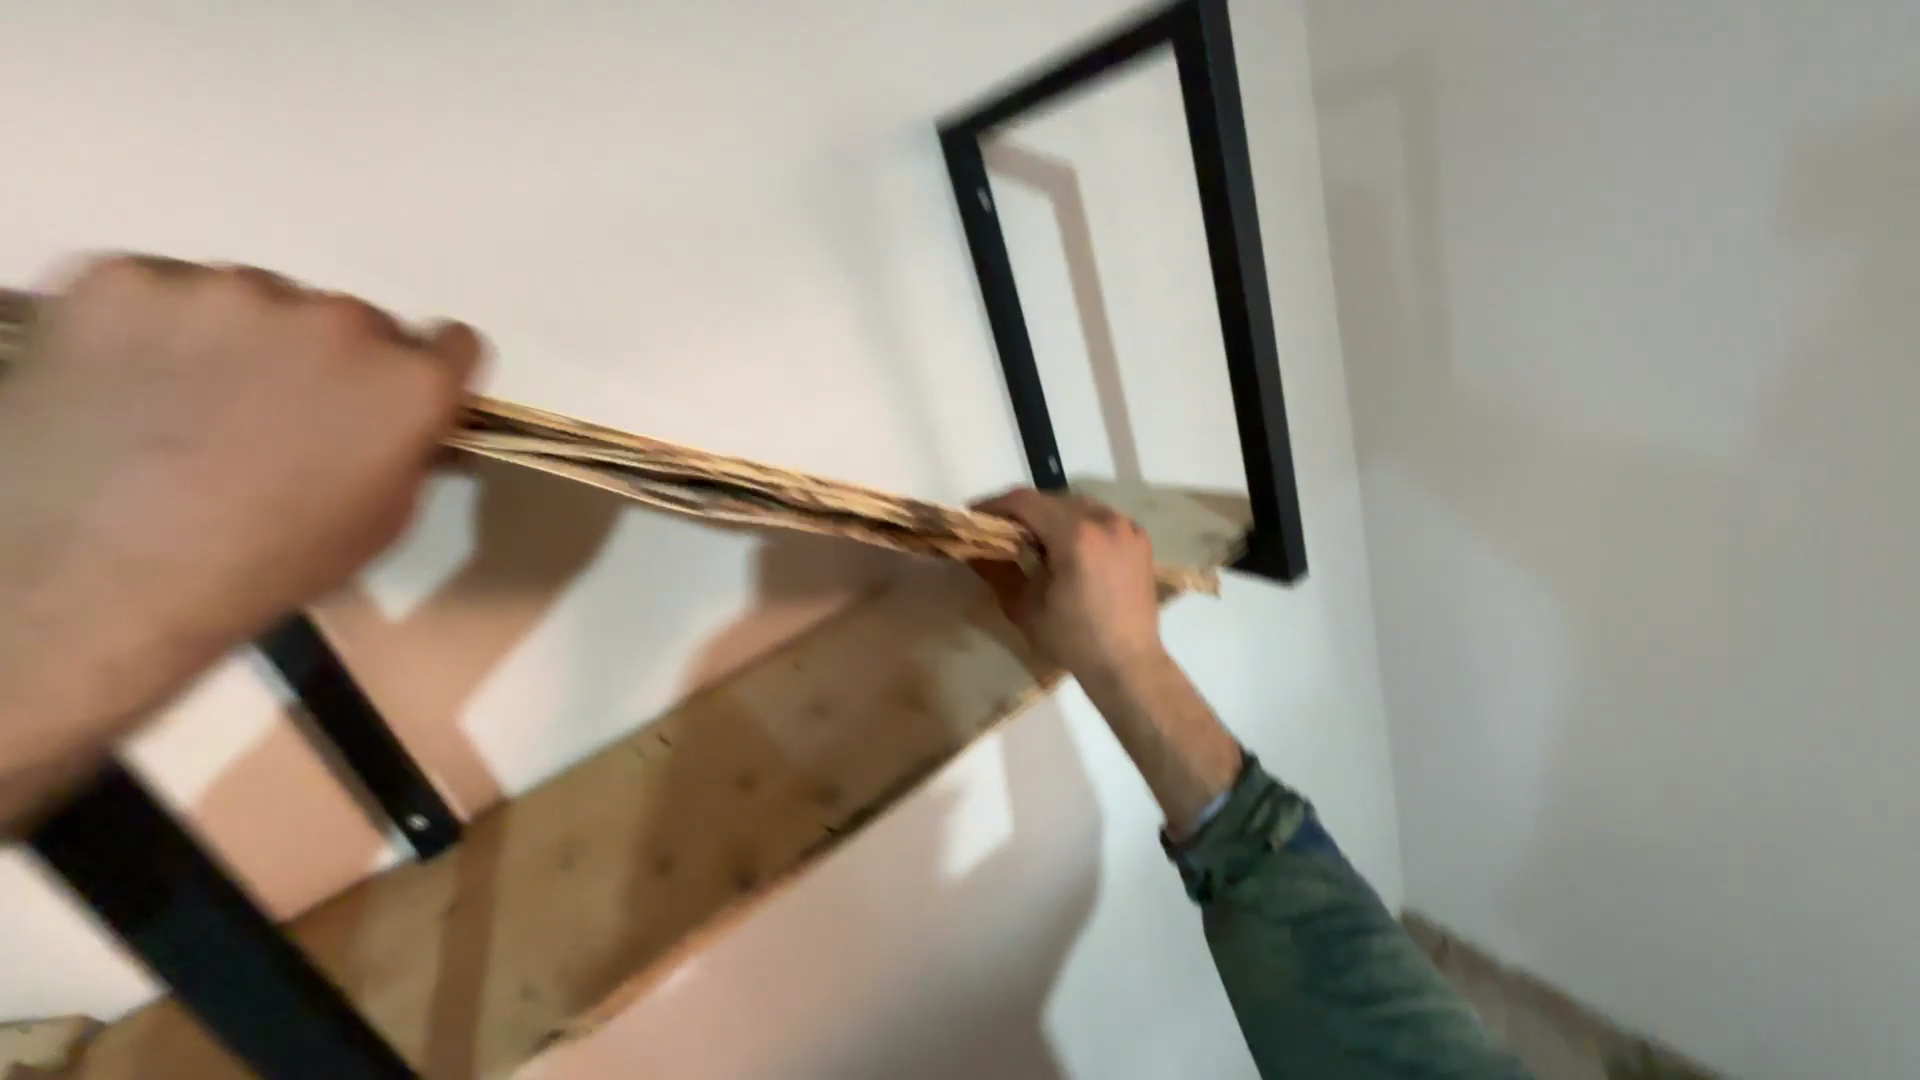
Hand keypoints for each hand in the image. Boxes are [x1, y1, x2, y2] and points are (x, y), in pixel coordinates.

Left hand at [0, 256, 478, 805]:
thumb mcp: (386, 518)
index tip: (399, 393)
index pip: (454, 341)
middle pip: (357, 320)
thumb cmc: (271, 560)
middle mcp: (339, 322)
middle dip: (335, 360)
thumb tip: (409, 421)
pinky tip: (136, 383)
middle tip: (286, 412)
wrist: (97, 571)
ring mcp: (229, 292)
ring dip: (250, 339)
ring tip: (199, 401)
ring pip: (260, 300)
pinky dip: (160, 328)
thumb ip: (412, 448)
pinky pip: (163, 289)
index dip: (430, 369)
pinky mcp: (125, 280)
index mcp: (410, 384)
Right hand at [971, 488, 1166, 680]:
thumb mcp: (1026, 607)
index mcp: (1075, 535)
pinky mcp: (1140, 539)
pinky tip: (1069, 547)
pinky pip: (1101, 518)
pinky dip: (1080, 525)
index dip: (995, 505)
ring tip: (1034, 538)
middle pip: (1051, 500)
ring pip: (1078, 506)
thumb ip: (997, 571)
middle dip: (1023, 512)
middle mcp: (1104, 520)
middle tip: (1000, 529)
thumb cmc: (1073, 640)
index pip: (1026, 502)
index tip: (976, 515)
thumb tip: (974, 550)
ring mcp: (1127, 527)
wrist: (1128, 665)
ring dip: (1052, 516)